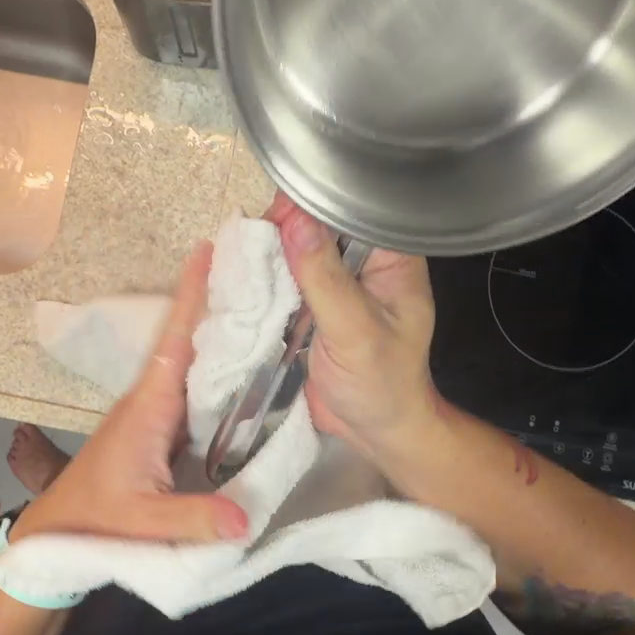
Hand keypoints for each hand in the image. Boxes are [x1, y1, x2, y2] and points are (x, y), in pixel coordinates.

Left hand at [13, 246, 250, 543]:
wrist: (58, 533)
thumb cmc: (93, 521)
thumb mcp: (143, 523)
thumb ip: (193, 519)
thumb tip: (248, 518)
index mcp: (147, 411)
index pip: (173, 342)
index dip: (190, 296)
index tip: (208, 251)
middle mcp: (151, 403)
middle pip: (187, 342)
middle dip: (216, 303)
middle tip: (256, 270)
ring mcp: (154, 417)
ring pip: (191, 366)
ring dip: (218, 335)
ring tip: (260, 307)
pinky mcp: (159, 433)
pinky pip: (193, 394)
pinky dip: (217, 374)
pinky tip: (244, 372)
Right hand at [266, 192, 444, 459]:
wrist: (376, 430)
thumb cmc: (381, 384)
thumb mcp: (355, 331)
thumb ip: (325, 278)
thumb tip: (294, 222)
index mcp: (390, 256)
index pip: (347, 209)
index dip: (309, 205)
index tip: (273, 220)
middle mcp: (362, 261)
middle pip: (314, 223)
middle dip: (280, 232)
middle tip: (252, 252)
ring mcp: (334, 282)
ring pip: (293, 250)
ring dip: (266, 258)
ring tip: (243, 271)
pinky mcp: (311, 303)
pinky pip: (283, 279)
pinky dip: (263, 282)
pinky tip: (245, 286)